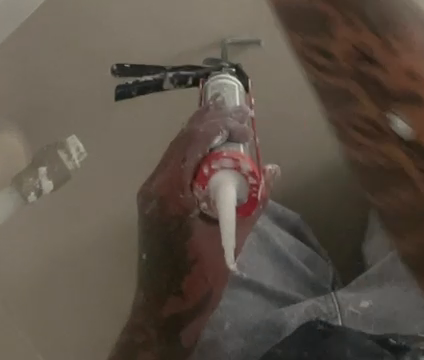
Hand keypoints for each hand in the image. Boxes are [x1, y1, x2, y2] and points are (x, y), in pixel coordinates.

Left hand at [131, 102, 268, 308]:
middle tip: (239, 111)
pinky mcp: (152, 201)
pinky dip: (194, 152)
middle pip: (182, 139)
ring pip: (176, 150)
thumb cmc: (198, 279)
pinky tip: (213, 150)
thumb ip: (252, 202)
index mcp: (170, 190)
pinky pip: (173, 165)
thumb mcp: (230, 239)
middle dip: (211, 122)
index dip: (219, 124)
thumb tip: (274, 170)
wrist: (164, 312)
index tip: (245, 119)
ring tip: (229, 122)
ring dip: (202, 135)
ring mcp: (150, 192)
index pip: (192, 141)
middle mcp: (154, 184)